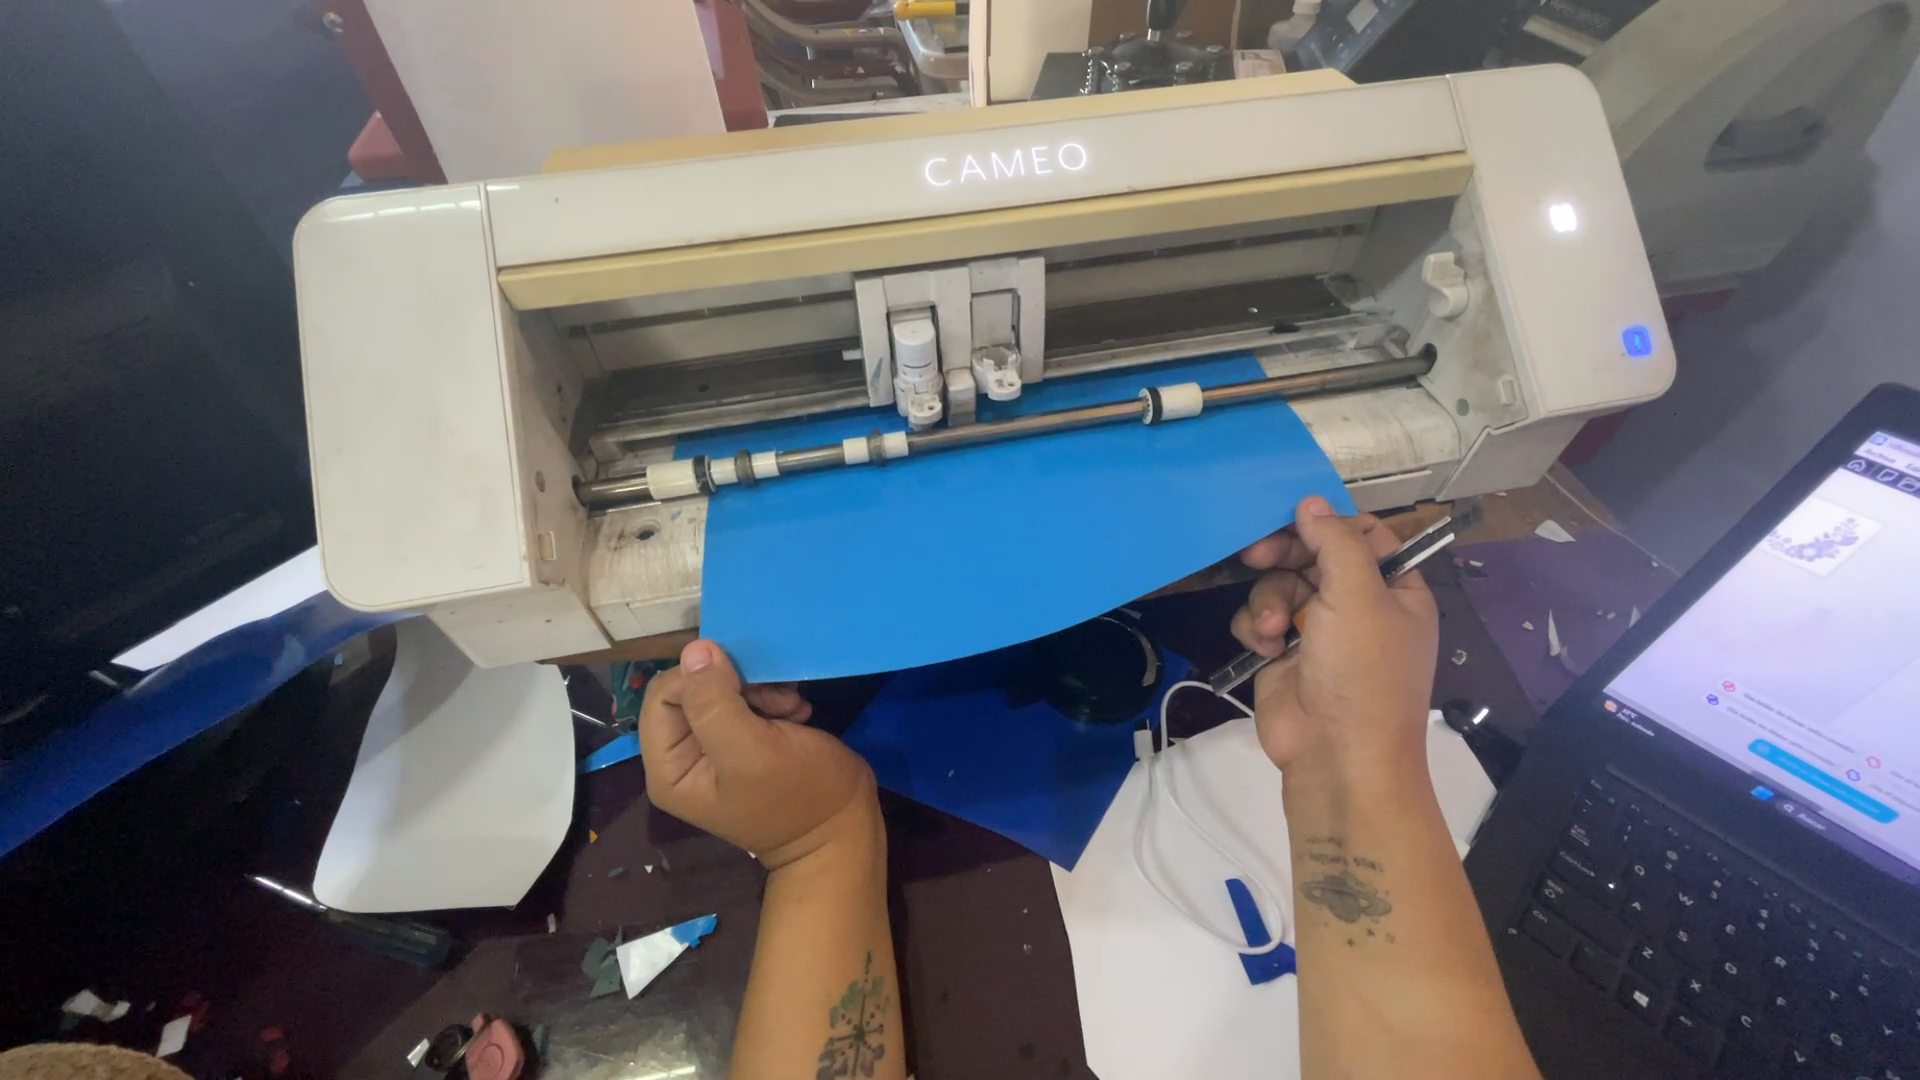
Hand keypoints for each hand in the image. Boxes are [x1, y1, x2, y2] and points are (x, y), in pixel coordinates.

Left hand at [638, 640, 877, 868]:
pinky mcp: (748, 739)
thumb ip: (716, 703)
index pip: (663, 696)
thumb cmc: (799, 794)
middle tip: (776, 694)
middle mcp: (685, 756)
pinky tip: (796, 711)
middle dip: (737, 682)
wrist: (844, 827)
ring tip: (791, 705)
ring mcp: (717, 748)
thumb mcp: (754, 751)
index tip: (748, 680)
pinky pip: (747, 699)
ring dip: (761, 689)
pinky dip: (773, 698)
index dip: (702, 677)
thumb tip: (695, 649)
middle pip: (693, 689)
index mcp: (670, 767)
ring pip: (723, 688)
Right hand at [1230, 496, 1438, 775]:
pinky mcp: (1282, 653)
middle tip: (1255, 554)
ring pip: (1278, 587)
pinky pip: (1258, 620)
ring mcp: (1317, 631)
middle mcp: (1357, 606)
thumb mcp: (1359, 597)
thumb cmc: (1361, 672)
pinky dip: (1256, 630)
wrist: (1335, 754)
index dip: (1328, 524)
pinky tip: (1264, 650)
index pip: (1363, 536)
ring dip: (1268, 603)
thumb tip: (1311, 500)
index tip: (1292, 517)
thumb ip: (1336, 542)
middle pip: (1311, 557)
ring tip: (1273, 632)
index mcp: (1394, 590)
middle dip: (1283, 558)